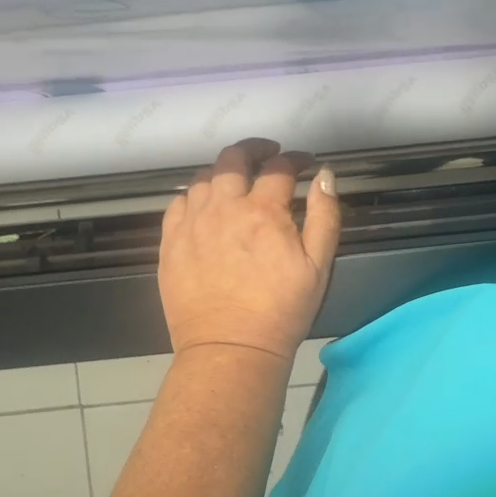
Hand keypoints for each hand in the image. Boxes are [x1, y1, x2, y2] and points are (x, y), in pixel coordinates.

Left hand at [158, 138, 340, 362]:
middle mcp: (224, 208)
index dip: (295, 158)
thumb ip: (325, 214)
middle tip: (268, 152)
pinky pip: (178, 203)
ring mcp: (192, 224)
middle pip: (233, 159)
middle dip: (254, 149)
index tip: (304, 162)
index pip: (279, 167)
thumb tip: (323, 174)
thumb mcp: (318, 265)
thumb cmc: (282, 310)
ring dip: (224, 171)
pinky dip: (196, 195)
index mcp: (263, 212)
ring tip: (237, 180)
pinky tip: (206, 205)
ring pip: (204, 178)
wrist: (231, 348)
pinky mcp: (170, 243)